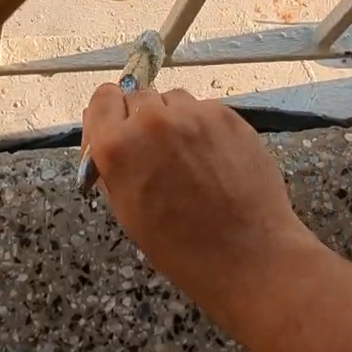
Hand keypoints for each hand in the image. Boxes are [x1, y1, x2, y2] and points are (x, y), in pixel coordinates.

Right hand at [82, 86, 320, 322]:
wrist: (249, 256)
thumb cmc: (181, 246)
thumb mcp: (126, 209)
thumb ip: (110, 161)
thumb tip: (103, 128)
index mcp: (118, 147)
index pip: (103, 98)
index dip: (111, 113)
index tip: (119, 127)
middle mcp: (151, 121)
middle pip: (137, 96)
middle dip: (143, 120)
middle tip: (158, 151)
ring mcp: (191, 114)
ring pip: (172, 99)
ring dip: (173, 119)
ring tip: (190, 155)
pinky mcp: (224, 114)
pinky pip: (203, 108)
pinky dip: (203, 126)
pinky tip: (214, 157)